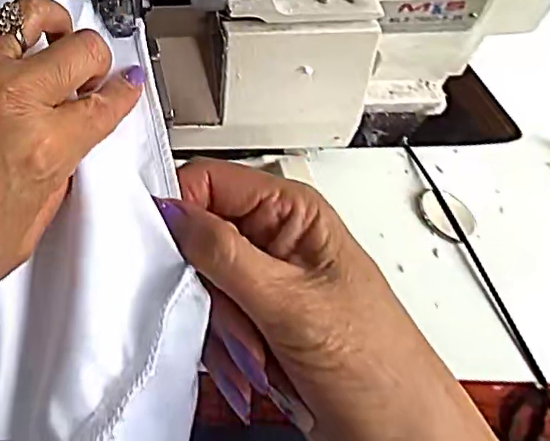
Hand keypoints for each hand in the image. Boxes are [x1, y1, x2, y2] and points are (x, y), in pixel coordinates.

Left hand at [0, 0, 143, 432]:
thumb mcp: (22, 237)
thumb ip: (55, 178)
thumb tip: (66, 143)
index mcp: (44, 147)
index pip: (105, 104)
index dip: (124, 95)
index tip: (126, 88)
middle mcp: (14, 95)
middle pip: (83, 48)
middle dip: (96, 62)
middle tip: (86, 78)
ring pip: (32, 11)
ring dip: (52, 25)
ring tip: (48, 42)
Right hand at [159, 159, 495, 440]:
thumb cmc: (382, 370)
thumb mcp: (293, 304)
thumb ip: (225, 253)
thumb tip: (173, 212)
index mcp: (290, 208)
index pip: (210, 179)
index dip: (182, 209)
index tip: (167, 248)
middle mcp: (274, 235)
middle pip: (201, 234)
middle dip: (210, 287)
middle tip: (235, 321)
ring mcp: (266, 278)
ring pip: (203, 281)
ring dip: (221, 326)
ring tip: (258, 355)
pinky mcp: (259, 315)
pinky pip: (214, 316)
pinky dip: (225, 348)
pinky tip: (253, 369)